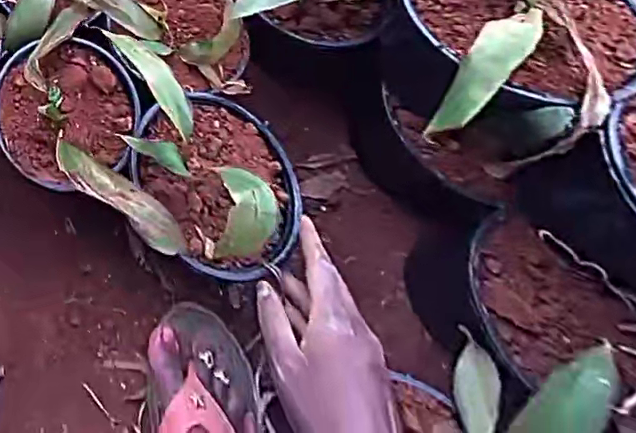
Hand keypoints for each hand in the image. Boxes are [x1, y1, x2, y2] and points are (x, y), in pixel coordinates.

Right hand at [257, 216, 395, 432]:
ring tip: (286, 286)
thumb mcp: (284, 362)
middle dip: (310, 266)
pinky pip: (344, 327)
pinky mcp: (371, 366)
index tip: (304, 221)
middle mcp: (357, 328)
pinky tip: (303, 323)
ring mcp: (367, 348)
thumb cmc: (322, 413)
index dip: (311, 241)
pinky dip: (322, 316)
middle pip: (332, 284)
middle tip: (289, 252)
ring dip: (312, 293)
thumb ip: (273, 319)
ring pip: (337, 306)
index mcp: (335, 320)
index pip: (322, 267)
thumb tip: (265, 289)